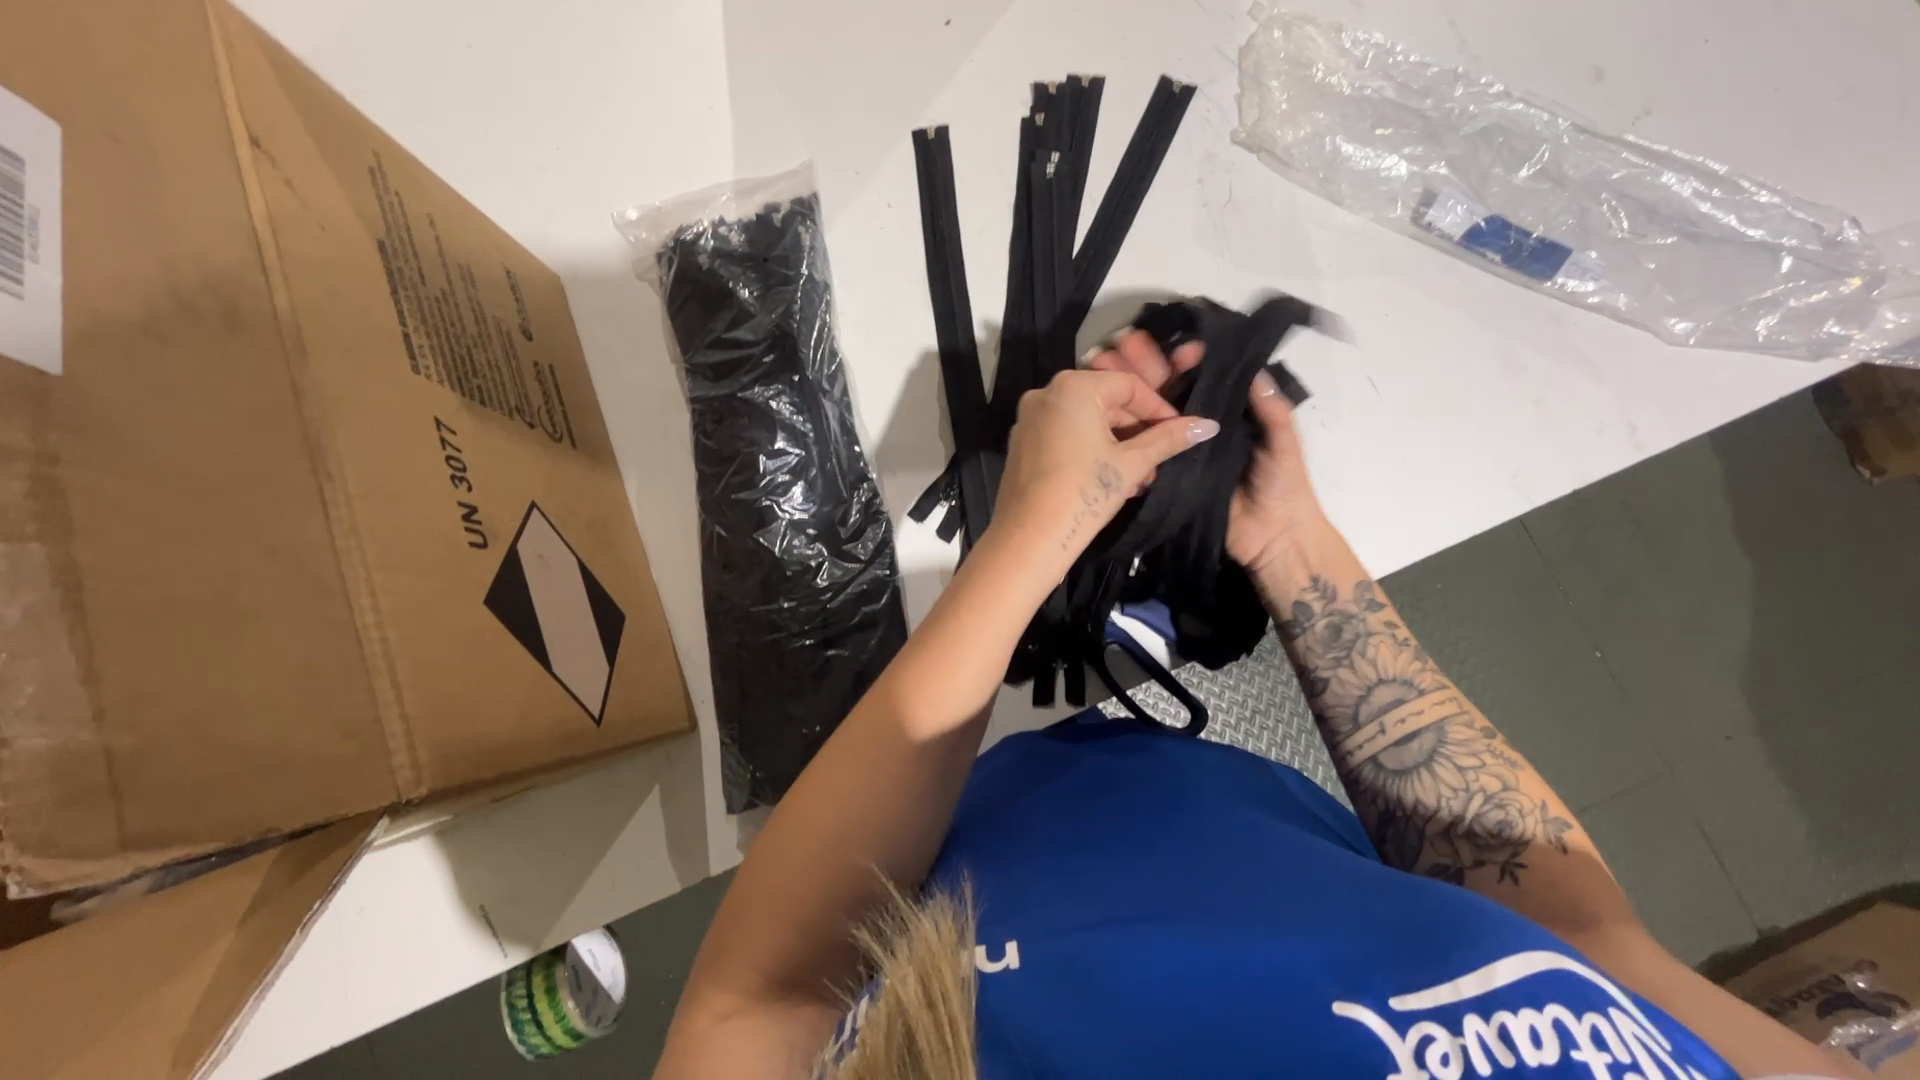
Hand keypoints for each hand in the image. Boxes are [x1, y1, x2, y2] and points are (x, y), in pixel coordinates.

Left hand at [990, 368, 1218, 571]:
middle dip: (1137, 432)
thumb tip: (1209, 425)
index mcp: (1072, 387)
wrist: (1028, 539)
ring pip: (1086, 422)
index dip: (1159, 409)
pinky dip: (1090, 451)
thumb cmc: (1083, 493)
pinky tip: (1111, 481)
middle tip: (1159, 462)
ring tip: (1140, 478)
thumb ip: (1168, 439)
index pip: (1129, 385)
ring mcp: (1029, 419)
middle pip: (1105, 403)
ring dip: (1118, 445)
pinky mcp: (1022, 444)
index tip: (1179, 433)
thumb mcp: (1131, 464)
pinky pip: (1065, 436)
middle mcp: (1045, 394)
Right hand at [1087, 329, 1326, 573]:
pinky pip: (1148, 451)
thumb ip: (1273, 412)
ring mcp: (1181, 449)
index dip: (1189, 360)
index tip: (1175, 351)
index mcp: (1229, 412)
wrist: (1271, 539)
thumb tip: (1254, 371)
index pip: (1205, 377)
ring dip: (1131, 395)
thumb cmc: (1284, 487)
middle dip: (1149, 369)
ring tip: (1108, 374)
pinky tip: (1108, 417)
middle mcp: (1201, 425)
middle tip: (1125, 351)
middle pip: (1172, 390)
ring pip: (1155, 417)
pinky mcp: (1167, 474)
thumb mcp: (1285, 445)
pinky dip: (1129, 435)